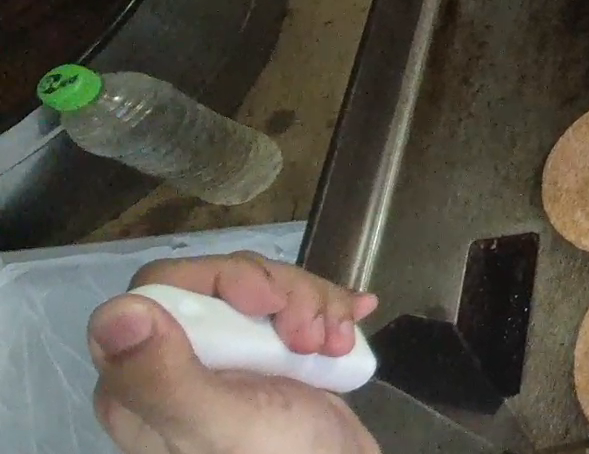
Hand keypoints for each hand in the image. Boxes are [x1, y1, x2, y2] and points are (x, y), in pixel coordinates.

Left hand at [88, 250, 381, 453]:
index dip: (222, 279)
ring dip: (320, 304)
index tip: (267, 302)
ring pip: (275, 289)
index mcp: (146, 376)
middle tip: (311, 333)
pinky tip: (358, 318)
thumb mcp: (215, 422)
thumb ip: (163, 375)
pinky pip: (308, 305)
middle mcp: (183, 358)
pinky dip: (338, 307)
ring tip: (336, 343)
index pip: (167, 287)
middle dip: (288, 294)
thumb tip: (119, 311)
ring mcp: (236, 355)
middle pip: (231, 281)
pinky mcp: (281, 353)